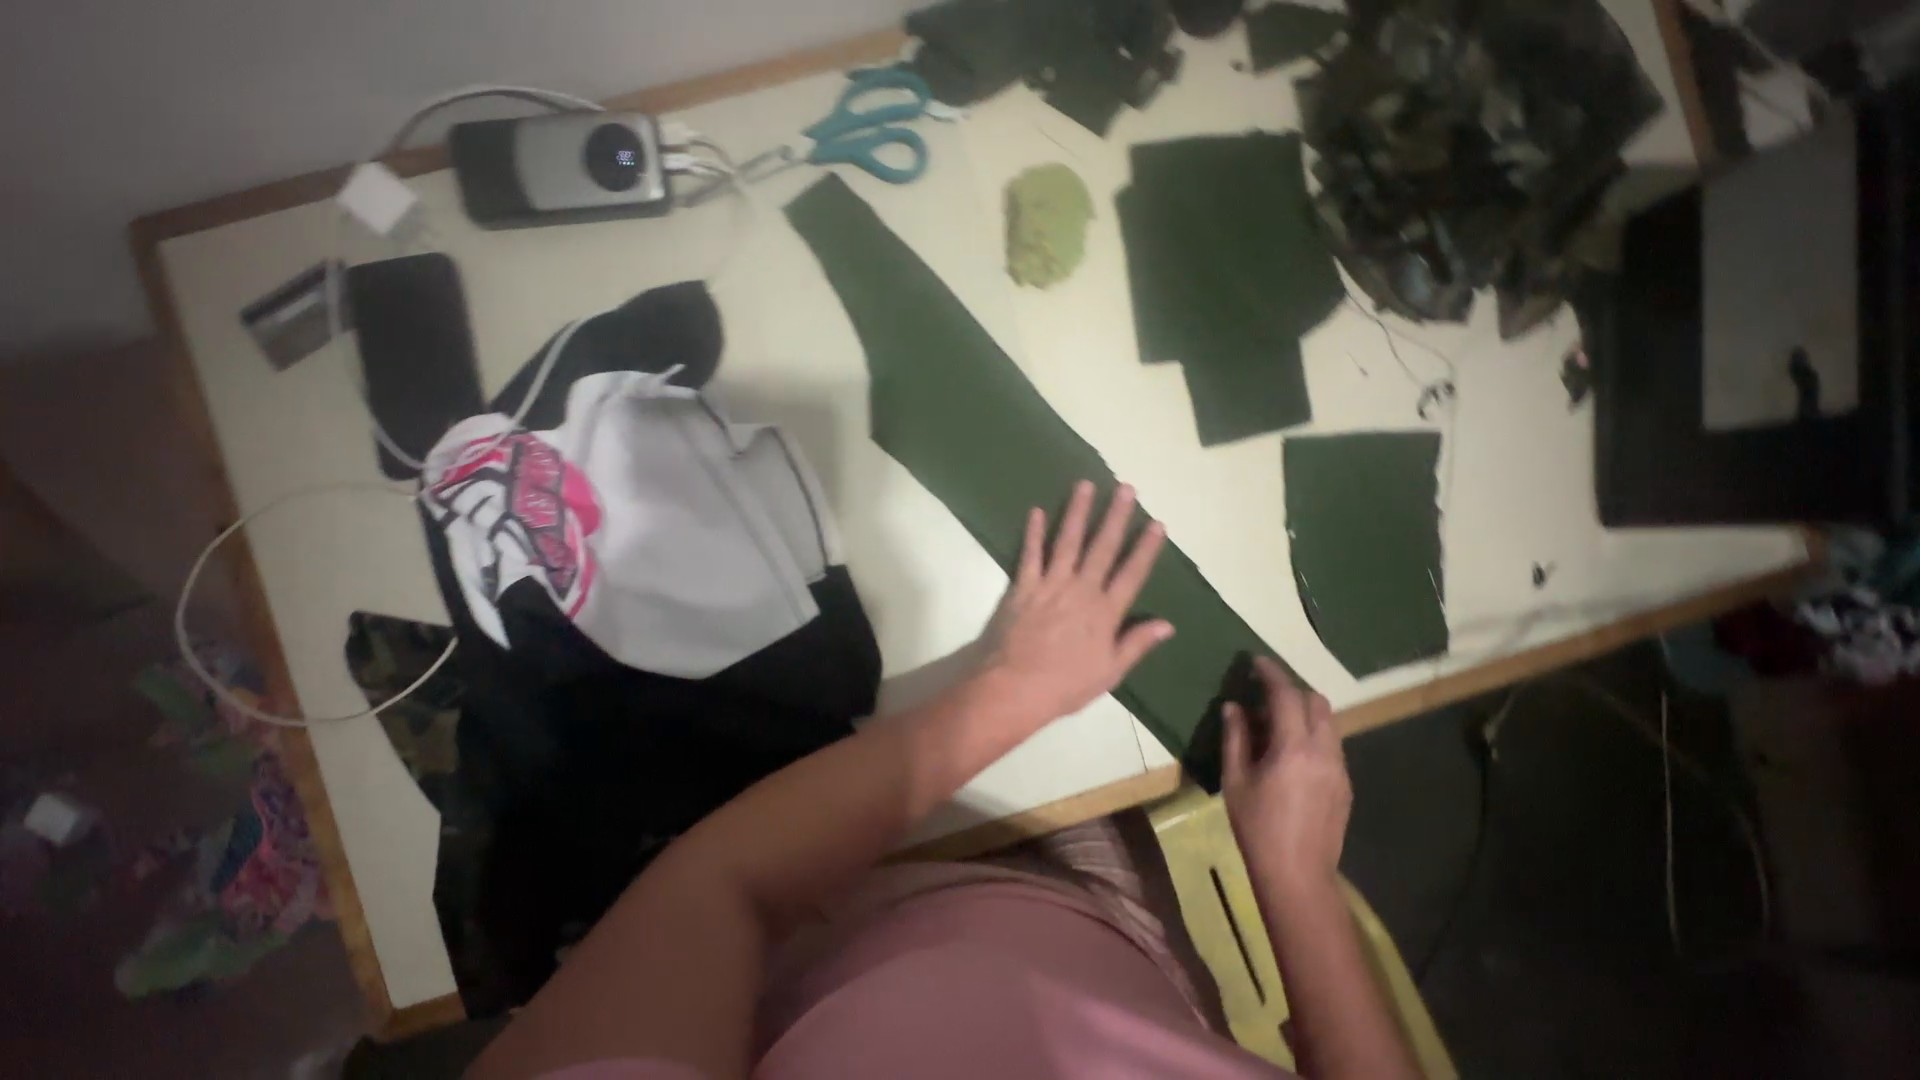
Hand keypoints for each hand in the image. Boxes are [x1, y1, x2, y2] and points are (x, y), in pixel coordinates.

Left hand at [977, 480, 1172, 730]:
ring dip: (1077, 512)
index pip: (1131, 573)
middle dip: (1115, 517)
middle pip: (1102, 547)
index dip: (1145, 549)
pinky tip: (1037, 511)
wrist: (1013, 687)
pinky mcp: (1022, 587)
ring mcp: (1050, 584)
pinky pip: (1029, 554)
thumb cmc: (1065, 686)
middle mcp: (1081, 590)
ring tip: (1086, 485)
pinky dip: (1033, 533)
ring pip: (1067, 541)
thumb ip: (1136, 644)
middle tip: (1126, 488)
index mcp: (1105, 612)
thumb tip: (1167, 624)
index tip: (1157, 524)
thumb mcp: (1109, 672)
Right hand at [1222, 656, 1350, 899]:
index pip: (1287, 696)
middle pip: (1316, 702)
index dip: (1271, 674)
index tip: (1256, 662)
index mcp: (1294, 748)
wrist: (1297, 873)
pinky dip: (1312, 734)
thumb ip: (1236, 738)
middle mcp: (1324, 751)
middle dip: (1291, 691)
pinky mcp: (1345, 785)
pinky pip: (1331, 744)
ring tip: (1275, 723)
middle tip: (1264, 694)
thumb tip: (1234, 707)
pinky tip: (1289, 753)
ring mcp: (1339, 769)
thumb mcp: (1236, 780)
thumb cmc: (1257, 827)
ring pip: (1329, 723)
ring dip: (1304, 712)